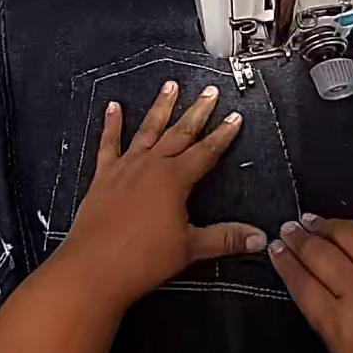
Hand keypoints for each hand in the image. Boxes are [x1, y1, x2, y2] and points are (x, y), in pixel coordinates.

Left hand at [55, 81, 264, 307]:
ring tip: (170, 85)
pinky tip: (113, 107)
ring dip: (161, 107)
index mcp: (174, 179)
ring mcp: (126, 167)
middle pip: (180, 132)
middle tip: (209, 91)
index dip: (223, 134)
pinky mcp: (104, 175)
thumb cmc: (142, 259)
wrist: (95, 267)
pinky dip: (112, 124)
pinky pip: (109, 143)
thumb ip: (225, 239)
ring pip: (148, 129)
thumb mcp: (190, 248)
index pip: (206, 151)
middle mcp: (151, 165)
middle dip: (198, 110)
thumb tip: (257, 237)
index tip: (234, 117)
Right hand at [269, 214, 352, 352]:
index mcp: (343, 331)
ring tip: (310, 220)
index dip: (285, 263)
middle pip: (320, 253)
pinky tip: (348, 232)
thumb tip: (324, 312)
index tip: (275, 252)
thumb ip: (334, 339)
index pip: (302, 283)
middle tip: (287, 228)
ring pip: (348, 236)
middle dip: (299, 237)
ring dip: (324, 225)